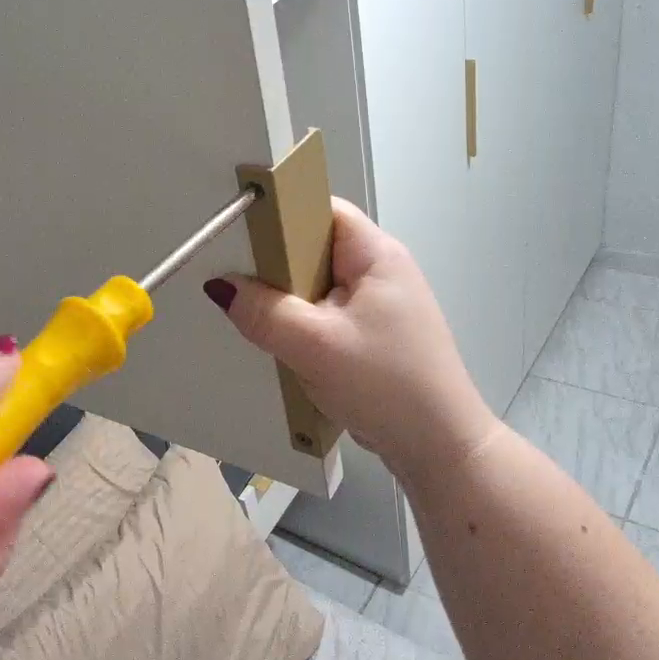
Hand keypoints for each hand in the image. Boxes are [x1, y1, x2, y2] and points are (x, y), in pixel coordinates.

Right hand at [206, 198, 499, 470]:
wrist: (439, 448)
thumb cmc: (385, 384)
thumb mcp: (315, 345)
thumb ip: (263, 313)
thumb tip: (220, 286)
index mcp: (377, 255)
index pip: (321, 211)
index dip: (280, 216)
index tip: (238, 235)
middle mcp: (381, 272)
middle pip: (313, 251)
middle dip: (276, 269)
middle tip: (239, 286)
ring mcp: (379, 307)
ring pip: (315, 289)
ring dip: (286, 305)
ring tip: (256, 321)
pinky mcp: (373, 338)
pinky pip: (325, 318)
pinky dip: (302, 329)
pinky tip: (284, 348)